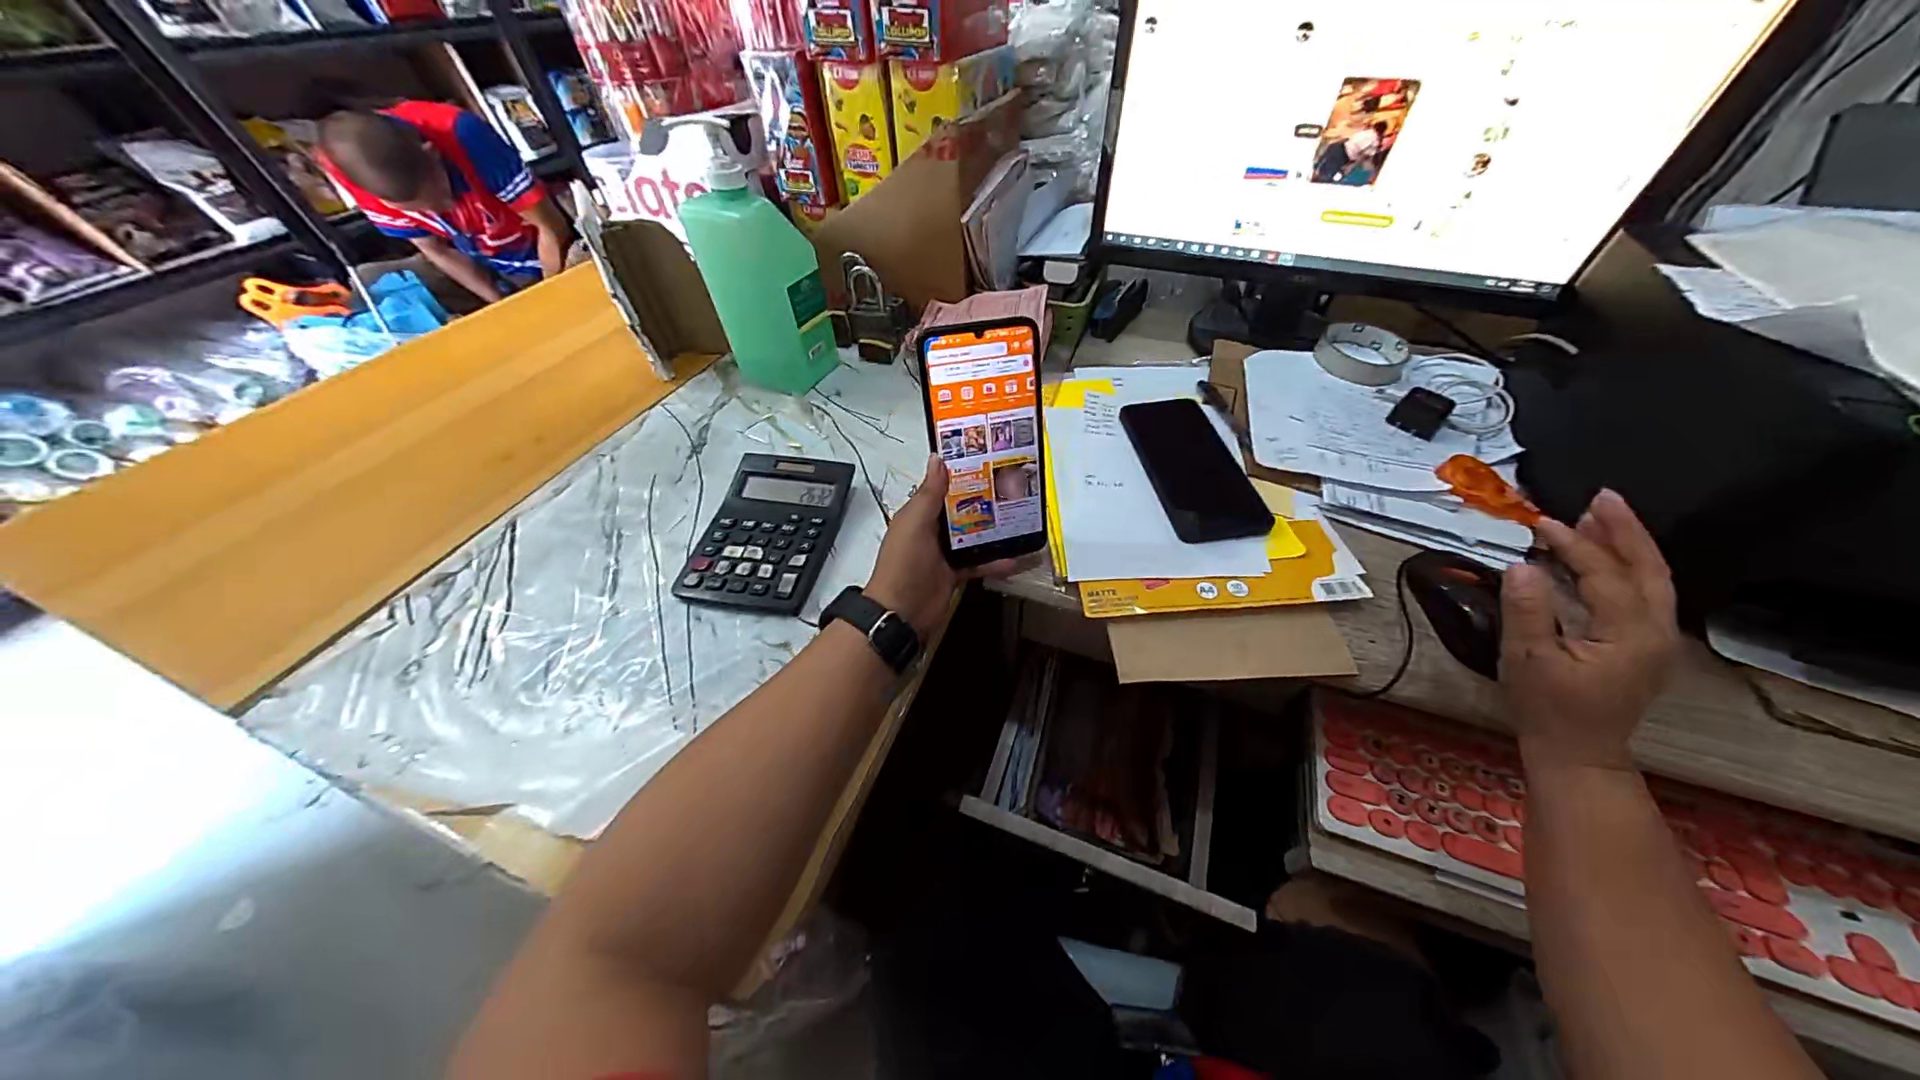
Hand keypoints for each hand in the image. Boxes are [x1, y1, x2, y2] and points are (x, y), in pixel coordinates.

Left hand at [863, 455, 1020, 639]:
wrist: (902, 613)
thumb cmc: (904, 564)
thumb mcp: (914, 523)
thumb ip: (929, 493)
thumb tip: (938, 458)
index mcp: (919, 514)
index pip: (942, 487)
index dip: (962, 474)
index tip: (988, 460)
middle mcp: (932, 530)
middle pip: (962, 510)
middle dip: (985, 500)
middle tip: (1013, 487)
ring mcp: (944, 553)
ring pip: (973, 535)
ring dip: (994, 529)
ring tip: (1020, 517)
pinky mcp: (955, 573)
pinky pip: (979, 563)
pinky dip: (996, 561)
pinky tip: (1015, 557)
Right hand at [1500, 489, 1678, 772]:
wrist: (1577, 751)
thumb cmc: (1548, 707)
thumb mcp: (1527, 660)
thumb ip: (1526, 611)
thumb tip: (1521, 566)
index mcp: (1630, 634)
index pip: (1606, 575)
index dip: (1574, 546)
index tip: (1540, 524)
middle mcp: (1656, 632)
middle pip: (1649, 569)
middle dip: (1625, 531)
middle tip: (1600, 497)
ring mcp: (1655, 639)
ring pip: (1651, 580)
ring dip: (1627, 545)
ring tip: (1600, 516)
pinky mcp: (1642, 644)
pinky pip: (1642, 593)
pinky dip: (1625, 567)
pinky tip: (1602, 556)